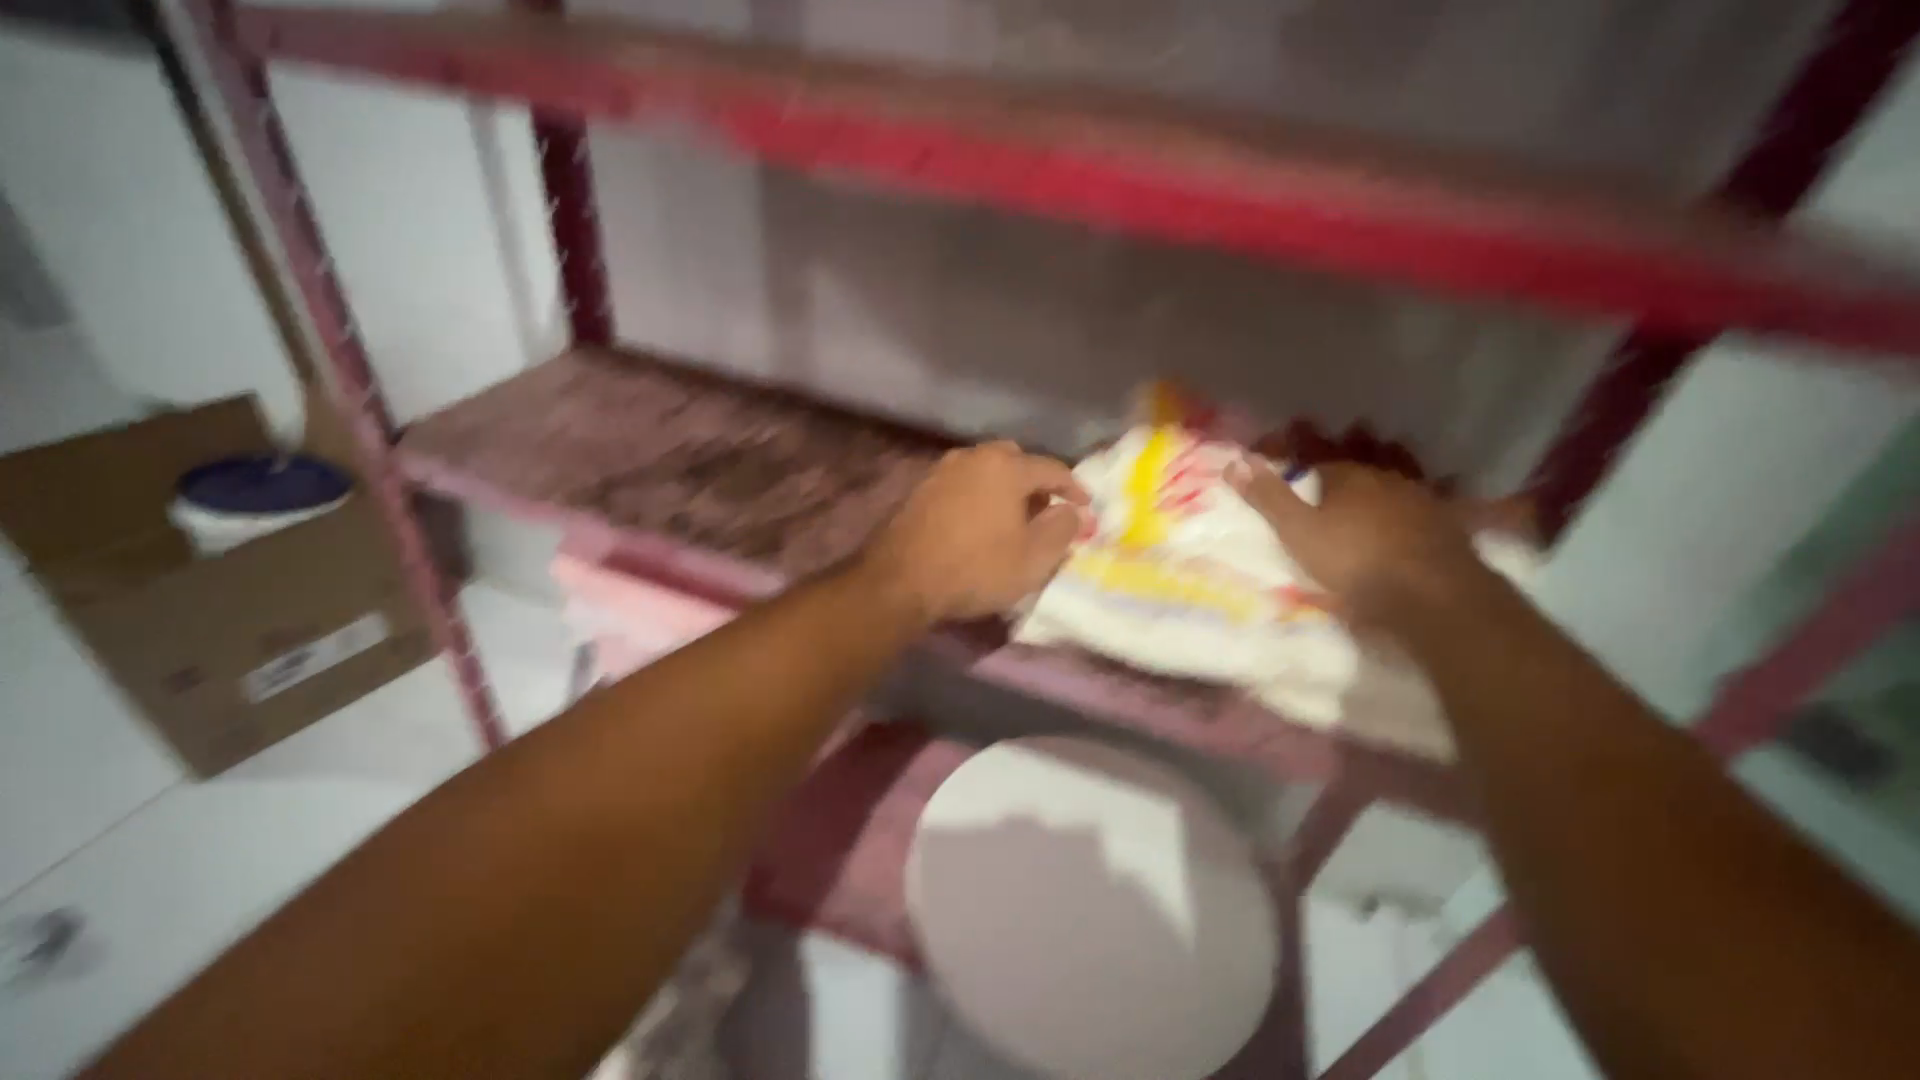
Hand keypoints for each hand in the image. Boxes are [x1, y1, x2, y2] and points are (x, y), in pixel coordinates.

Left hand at [862, 441, 1089, 622]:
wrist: (900, 582)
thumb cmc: (976, 568)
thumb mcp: (1034, 558)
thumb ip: (1062, 528)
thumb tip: (1072, 511)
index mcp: (1005, 466)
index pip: (1051, 468)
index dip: (1074, 488)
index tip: (1085, 507)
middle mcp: (972, 457)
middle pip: (1013, 460)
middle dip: (1034, 481)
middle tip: (1045, 509)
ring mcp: (940, 471)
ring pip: (983, 471)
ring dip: (1002, 489)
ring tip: (1011, 518)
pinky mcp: (918, 491)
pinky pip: (960, 486)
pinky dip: (976, 498)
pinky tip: (978, 524)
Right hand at [1228, 459, 1489, 628]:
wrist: (1428, 592)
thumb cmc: (1353, 561)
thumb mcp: (1298, 532)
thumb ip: (1269, 498)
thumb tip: (1235, 462)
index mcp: (1346, 476)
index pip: (1314, 453)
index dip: (1296, 445)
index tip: (1284, 434)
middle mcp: (1384, 477)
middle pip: (1362, 453)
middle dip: (1349, 440)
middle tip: (1347, 428)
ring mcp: (1419, 496)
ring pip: (1401, 466)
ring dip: (1391, 455)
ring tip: (1387, 445)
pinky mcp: (1446, 521)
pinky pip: (1435, 494)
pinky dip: (1431, 485)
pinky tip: (1437, 485)